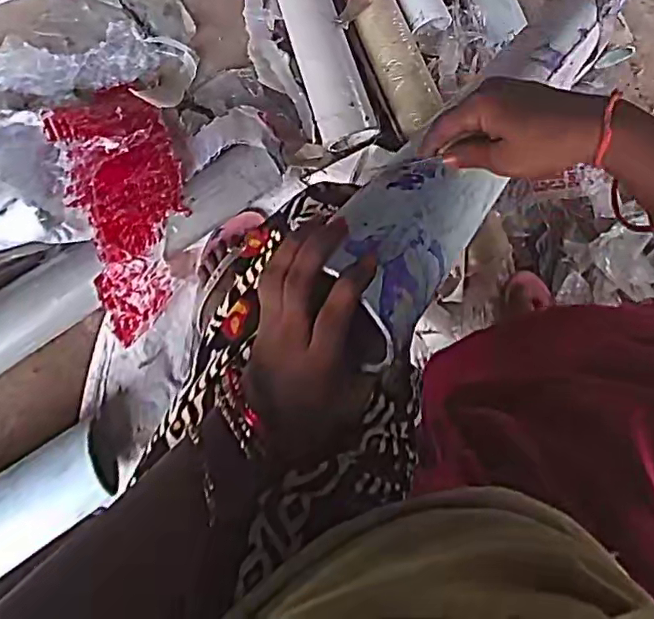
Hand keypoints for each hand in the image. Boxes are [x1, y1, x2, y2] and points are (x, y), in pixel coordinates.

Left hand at [244, 216, 375, 460]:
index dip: (352, 281)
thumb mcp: (351, 401)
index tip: (370, 259)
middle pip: (298, 281)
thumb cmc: (311, 418)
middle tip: (341, 225)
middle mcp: (290, 336)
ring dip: (297, 242)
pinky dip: (281, 254)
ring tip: (317, 221)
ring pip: (277, 273)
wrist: (257, 432)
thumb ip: (374, 366)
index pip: (334, 311)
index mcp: (318, 359)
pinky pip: (267, 278)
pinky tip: (295, 239)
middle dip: (319, 246)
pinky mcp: (259, 319)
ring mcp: (270, 325)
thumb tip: (396, 333)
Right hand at [420, 76, 607, 178]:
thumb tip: (448, 155)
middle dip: (448, 136)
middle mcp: (489, 88)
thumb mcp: (505, 159)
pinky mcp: (522, 91)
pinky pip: (492, 107)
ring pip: (475, 111)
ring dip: (468, 131)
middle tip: (440, 159)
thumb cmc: (547, 145)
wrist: (594, 126)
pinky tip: (488, 140)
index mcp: (480, 103)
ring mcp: (507, 87)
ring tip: (463, 153)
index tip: (422, 160)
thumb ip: (471, 155)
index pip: (444, 124)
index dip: (431, 144)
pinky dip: (484, 124)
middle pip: (459, 114)